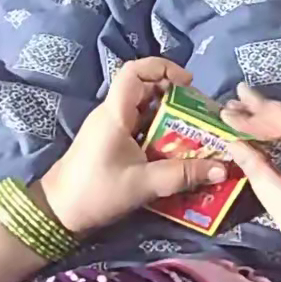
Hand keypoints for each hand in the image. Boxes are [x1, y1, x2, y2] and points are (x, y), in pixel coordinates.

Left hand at [39, 58, 229, 236]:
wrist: (58, 213)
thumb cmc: (96, 192)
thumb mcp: (143, 184)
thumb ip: (183, 175)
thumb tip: (222, 169)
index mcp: (115, 113)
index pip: (135, 71)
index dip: (163, 68)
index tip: (188, 83)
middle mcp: (112, 114)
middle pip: (145, 89)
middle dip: (174, 96)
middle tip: (199, 114)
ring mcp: (110, 128)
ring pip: (144, 110)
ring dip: (169, 117)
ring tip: (194, 133)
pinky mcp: (111, 143)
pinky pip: (139, 128)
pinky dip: (159, 133)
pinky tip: (176, 151)